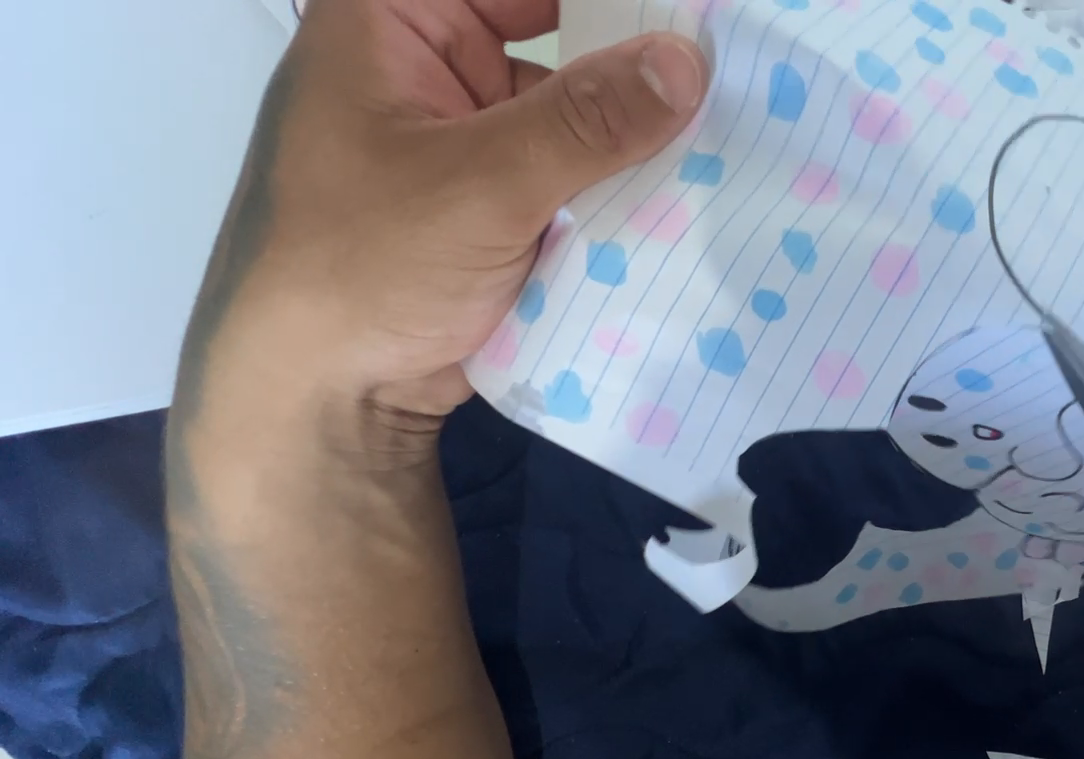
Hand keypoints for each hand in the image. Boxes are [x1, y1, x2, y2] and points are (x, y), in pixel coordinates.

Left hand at [175, 0, 708, 453]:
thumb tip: (688, 64)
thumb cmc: (370, 262)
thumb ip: (585, 123)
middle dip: (637, 66)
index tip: (693, 13)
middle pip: (561, 42)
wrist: (341, 386)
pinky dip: (631, 195)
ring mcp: (486, 150)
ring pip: (582, 122)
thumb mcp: (481, 182)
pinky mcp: (517, 213)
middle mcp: (446, 73)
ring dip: (643, 140)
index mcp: (401, 23)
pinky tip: (694, 202)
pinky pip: (586, 185)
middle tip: (727, 81)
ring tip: (732, 144)